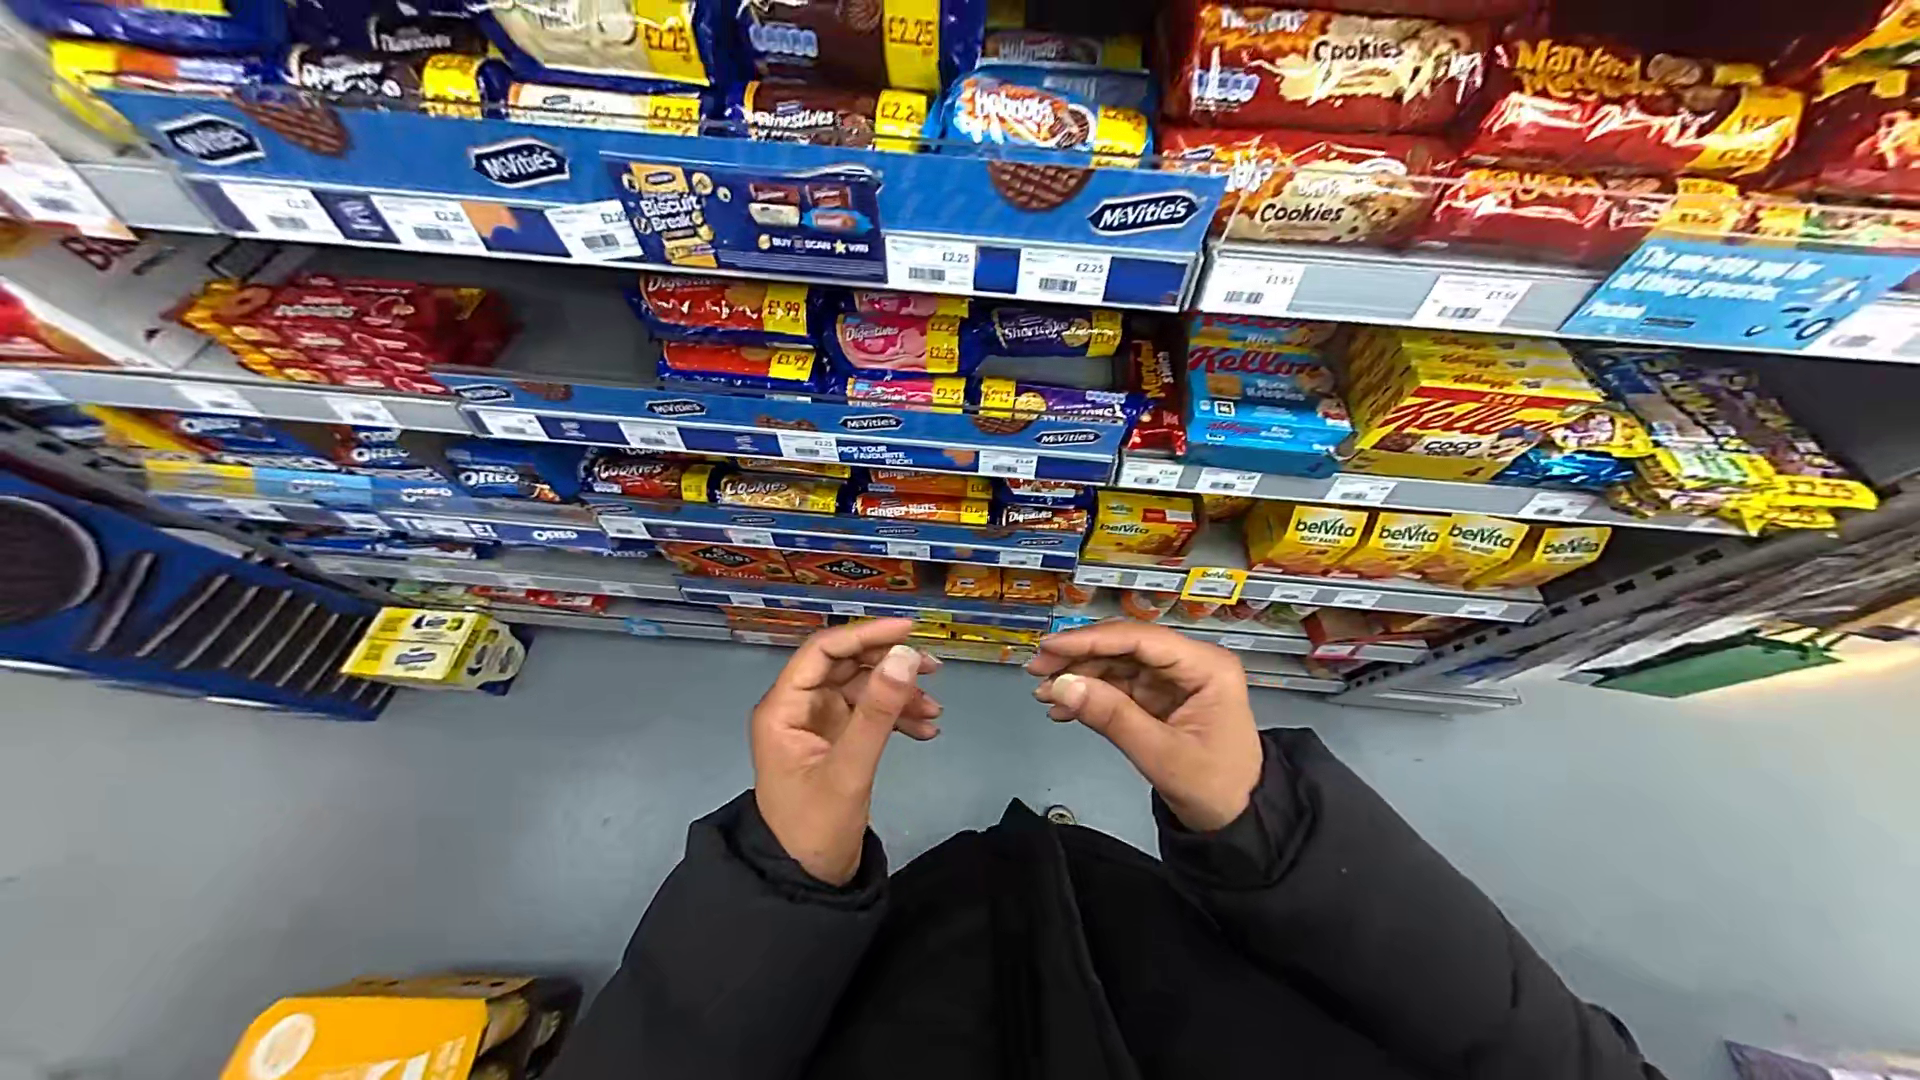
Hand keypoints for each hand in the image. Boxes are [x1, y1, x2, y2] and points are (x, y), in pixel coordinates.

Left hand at [751, 618, 941, 884]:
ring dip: (899, 694)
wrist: (806, 884)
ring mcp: (819, 723)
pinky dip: (897, 717)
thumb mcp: (849, 770)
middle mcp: (799, 707)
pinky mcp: (837, 740)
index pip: (824, 651)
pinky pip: (870, 715)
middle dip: (890, 665)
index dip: (866, 634)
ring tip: (935, 709)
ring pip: (863, 689)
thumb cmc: (815, 829)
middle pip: (847, 666)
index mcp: (784, 707)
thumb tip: (907, 656)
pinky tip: (926, 730)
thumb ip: (877, 712)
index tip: (909, 631)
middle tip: (933, 669)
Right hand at [1029, 620, 1261, 831]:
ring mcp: (1170, 678)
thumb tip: (1061, 686)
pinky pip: (1116, 685)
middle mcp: (1188, 663)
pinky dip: (1088, 695)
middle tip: (1037, 669)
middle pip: (1124, 646)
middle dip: (1078, 656)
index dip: (1091, 639)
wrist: (1238, 822)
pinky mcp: (1156, 695)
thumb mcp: (1162, 755)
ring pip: (1114, 663)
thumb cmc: (1215, 788)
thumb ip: (1112, 717)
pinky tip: (1062, 708)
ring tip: (1043, 693)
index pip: (1141, 639)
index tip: (1051, 647)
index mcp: (1206, 666)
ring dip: (1077, 676)